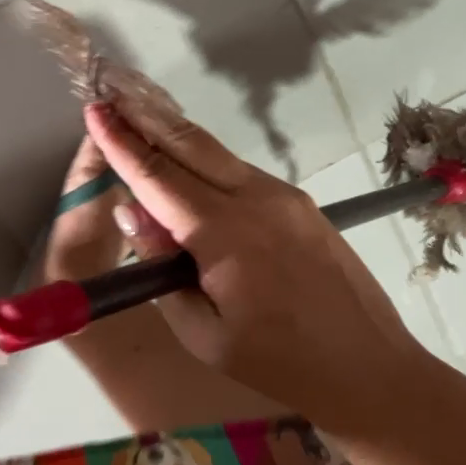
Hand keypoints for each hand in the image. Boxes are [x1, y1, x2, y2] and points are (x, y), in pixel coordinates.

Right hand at [84, 99, 437, 430]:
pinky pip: (236, 171)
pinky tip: (182, 163)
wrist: (373, 371)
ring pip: (214, 152)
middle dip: (143, 116)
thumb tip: (131, 212)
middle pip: (187, 144)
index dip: (120, 142)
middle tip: (108, 93)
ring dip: (171, 134)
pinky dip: (200, 159)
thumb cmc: (277, 362)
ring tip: (135, 117)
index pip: (156, 176)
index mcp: (225, 235)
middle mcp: (255, 200)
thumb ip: (160, 266)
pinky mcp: (298, 202)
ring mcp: (283, 196)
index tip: (92, 111)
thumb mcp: (201, 332)